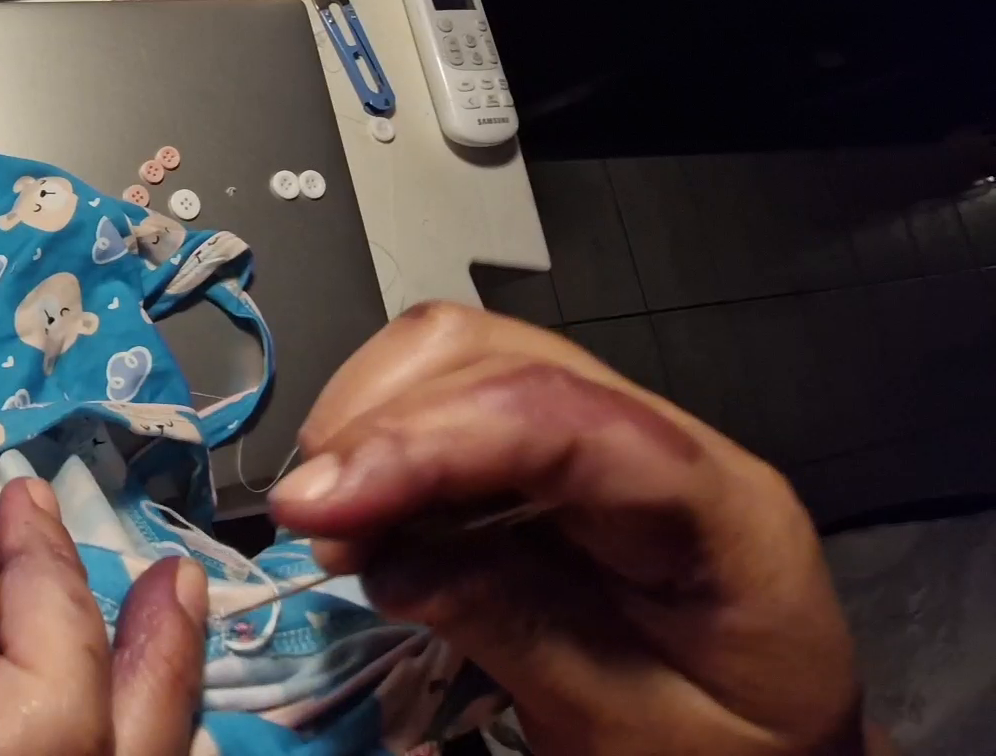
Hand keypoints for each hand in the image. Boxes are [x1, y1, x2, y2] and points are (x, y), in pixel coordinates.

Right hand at [269, 302, 861, 755]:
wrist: (753, 727)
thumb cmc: (708, 739)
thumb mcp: (624, 725)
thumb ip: (509, 628)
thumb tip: (381, 561)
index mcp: (713, 506)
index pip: (554, 418)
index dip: (419, 443)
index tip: (313, 509)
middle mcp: (643, 424)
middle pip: (480, 351)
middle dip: (369, 423)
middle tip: (312, 517)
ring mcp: (579, 407)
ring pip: (438, 348)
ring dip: (356, 420)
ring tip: (329, 515)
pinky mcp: (522, 420)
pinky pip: (423, 383)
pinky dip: (364, 432)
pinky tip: (355, 500)